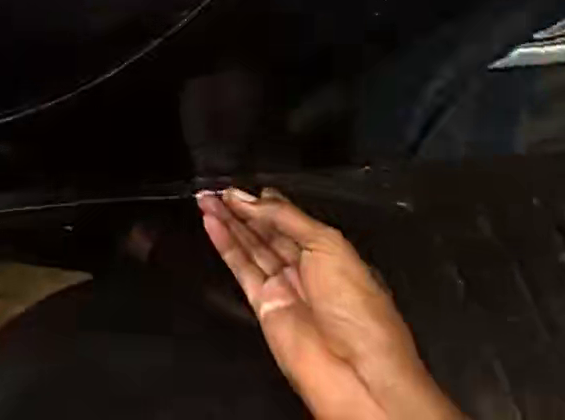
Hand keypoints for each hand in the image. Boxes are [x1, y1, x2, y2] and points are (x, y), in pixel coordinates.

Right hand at [198, 188, 462, 419]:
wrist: (361, 377)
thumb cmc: (359, 309)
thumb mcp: (328, 246)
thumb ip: (284, 217)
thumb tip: (245, 197)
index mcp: (331, 255)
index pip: (290, 220)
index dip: (264, 202)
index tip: (239, 187)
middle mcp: (307, 270)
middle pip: (266, 231)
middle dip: (241, 209)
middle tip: (214, 190)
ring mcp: (284, 288)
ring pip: (249, 246)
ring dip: (227, 221)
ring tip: (204, 199)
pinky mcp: (264, 305)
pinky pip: (241, 268)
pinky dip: (224, 244)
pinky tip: (210, 223)